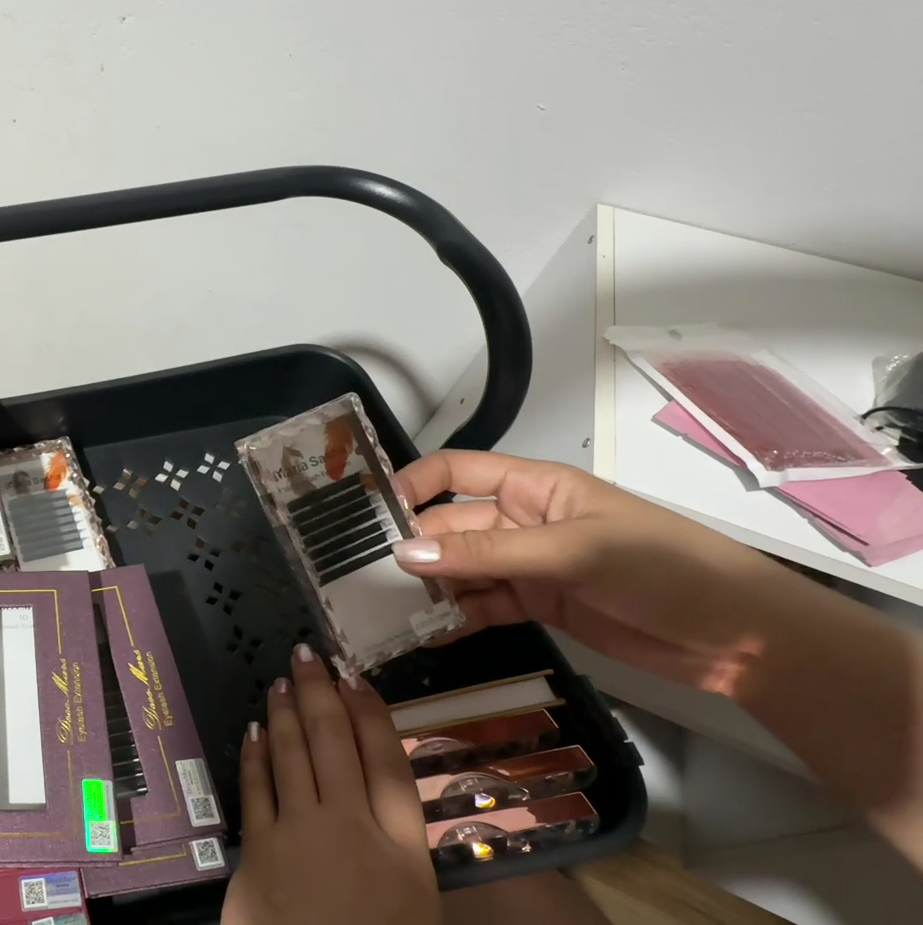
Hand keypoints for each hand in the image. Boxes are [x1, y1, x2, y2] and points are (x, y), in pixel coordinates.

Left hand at [223, 644, 441, 924]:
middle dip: (319, 694)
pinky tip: (251, 730)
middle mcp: (351, 830)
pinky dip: (253, 755)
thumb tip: (380, 802)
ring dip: (283, 713)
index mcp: (402, 851)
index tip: (355, 676)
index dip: (371, 713)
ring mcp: (300, 836)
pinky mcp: (257, 851)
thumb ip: (395, 850)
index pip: (388, 763)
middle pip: (335, 745)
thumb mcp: (413, 908)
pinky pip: (255, 789)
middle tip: (306, 655)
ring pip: (290, 756)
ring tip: (279, 681)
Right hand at [390, 449, 793, 696]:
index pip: (454, 471)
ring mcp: (527, 565)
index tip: (371, 514)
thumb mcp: (571, 552)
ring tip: (387, 607)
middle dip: (414, 546)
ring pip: (461, 568)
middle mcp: (522, 520)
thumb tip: (403, 554)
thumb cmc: (662, 569)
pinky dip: (456, 617)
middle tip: (367, 574)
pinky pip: (482, 605)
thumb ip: (486, 553)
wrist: (744, 640)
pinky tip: (428, 632)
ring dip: (430, 585)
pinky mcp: (537, 605)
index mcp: (533, 487)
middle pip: (449, 525)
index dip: (412, 485)